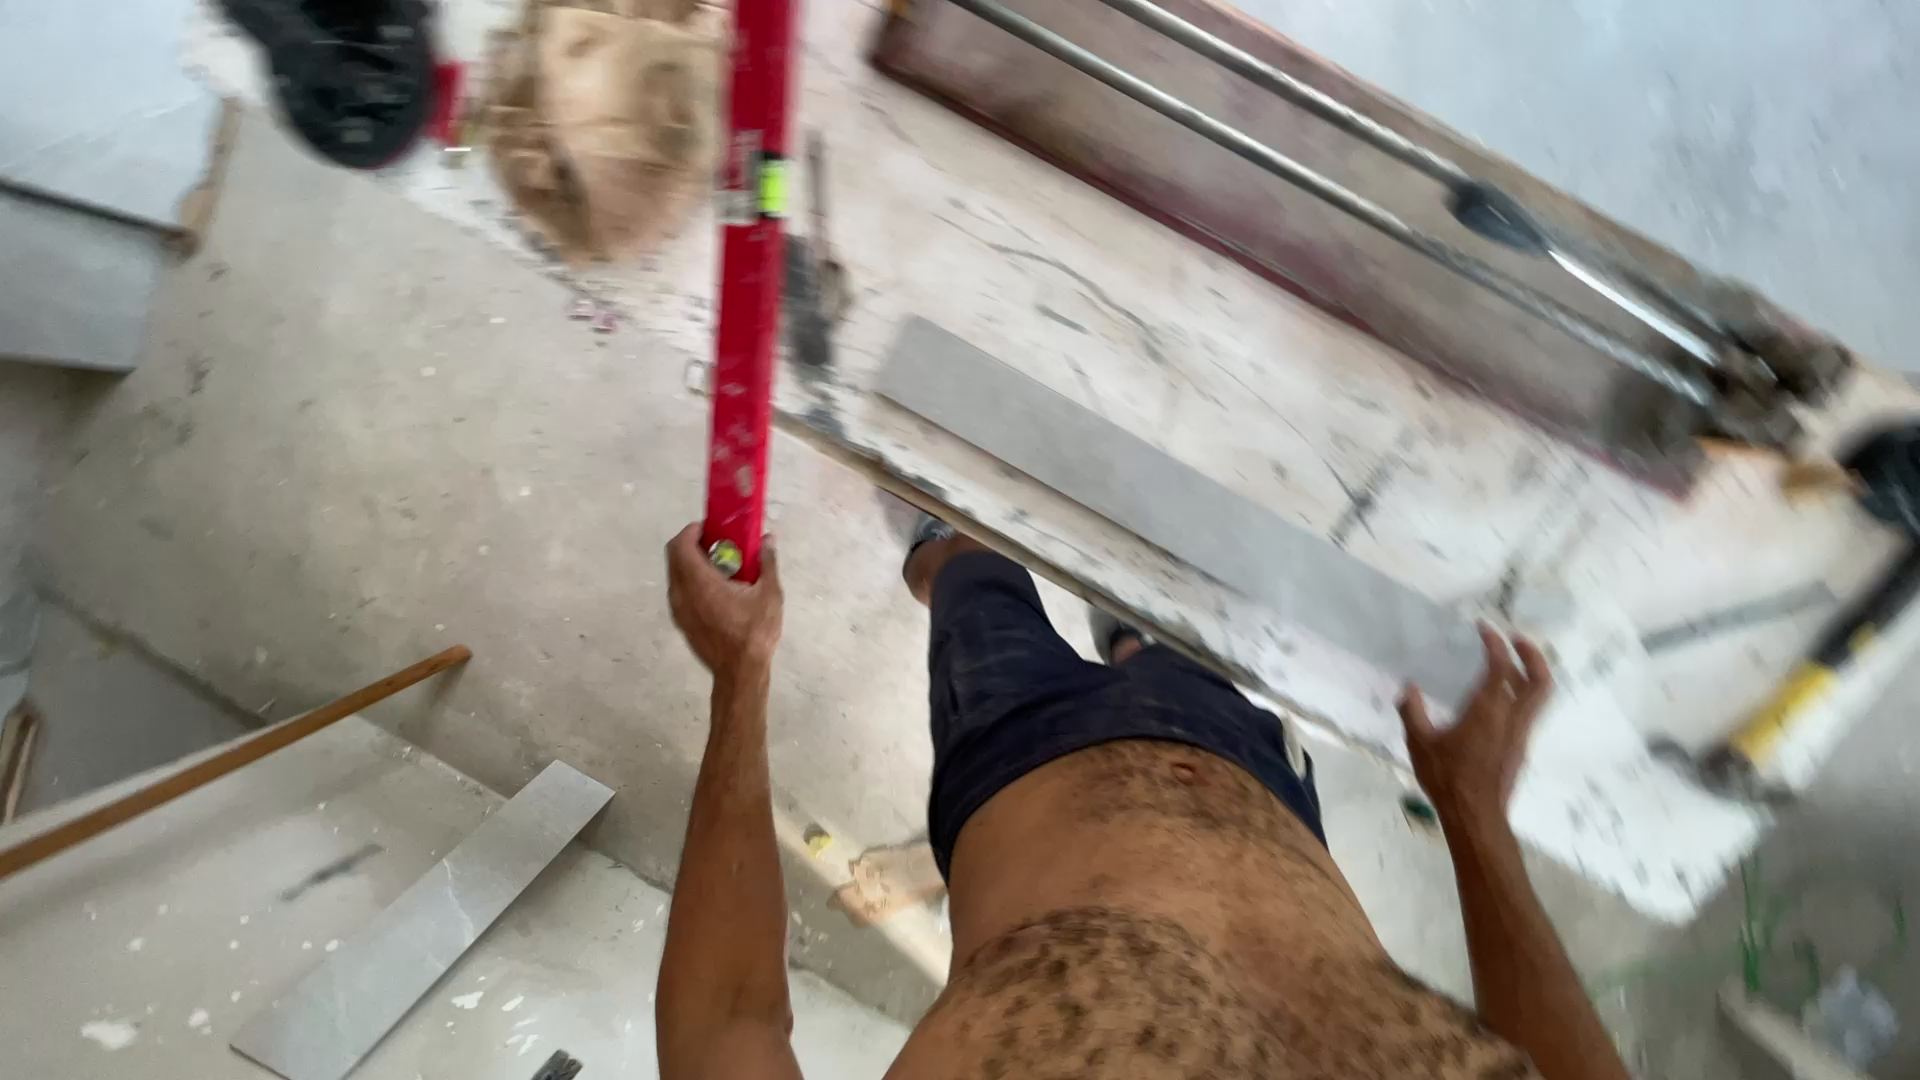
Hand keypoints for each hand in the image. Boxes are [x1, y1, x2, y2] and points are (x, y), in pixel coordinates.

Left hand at [666, 523, 783, 678]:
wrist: (740, 672)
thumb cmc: (755, 632)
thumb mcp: (770, 594)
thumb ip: (767, 562)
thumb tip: (767, 539)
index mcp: (700, 582)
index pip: (681, 544)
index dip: (692, 530)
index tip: (711, 527)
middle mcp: (682, 592)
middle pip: (674, 556)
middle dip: (692, 543)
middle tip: (718, 542)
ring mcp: (678, 609)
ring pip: (675, 574)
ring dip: (691, 563)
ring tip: (720, 566)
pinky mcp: (681, 621)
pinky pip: (680, 590)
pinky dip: (692, 580)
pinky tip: (717, 589)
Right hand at [1398, 623, 1552, 829]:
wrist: (1476, 815)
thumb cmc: (1446, 777)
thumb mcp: (1419, 742)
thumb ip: (1413, 711)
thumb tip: (1409, 689)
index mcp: (1487, 713)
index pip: (1500, 670)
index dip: (1495, 645)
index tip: (1484, 629)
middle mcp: (1511, 720)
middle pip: (1539, 681)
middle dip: (1533, 655)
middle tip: (1517, 638)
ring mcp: (1521, 734)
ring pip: (1540, 697)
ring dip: (1532, 673)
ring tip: (1513, 661)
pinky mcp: (1520, 747)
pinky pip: (1530, 710)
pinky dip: (1523, 692)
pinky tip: (1502, 694)